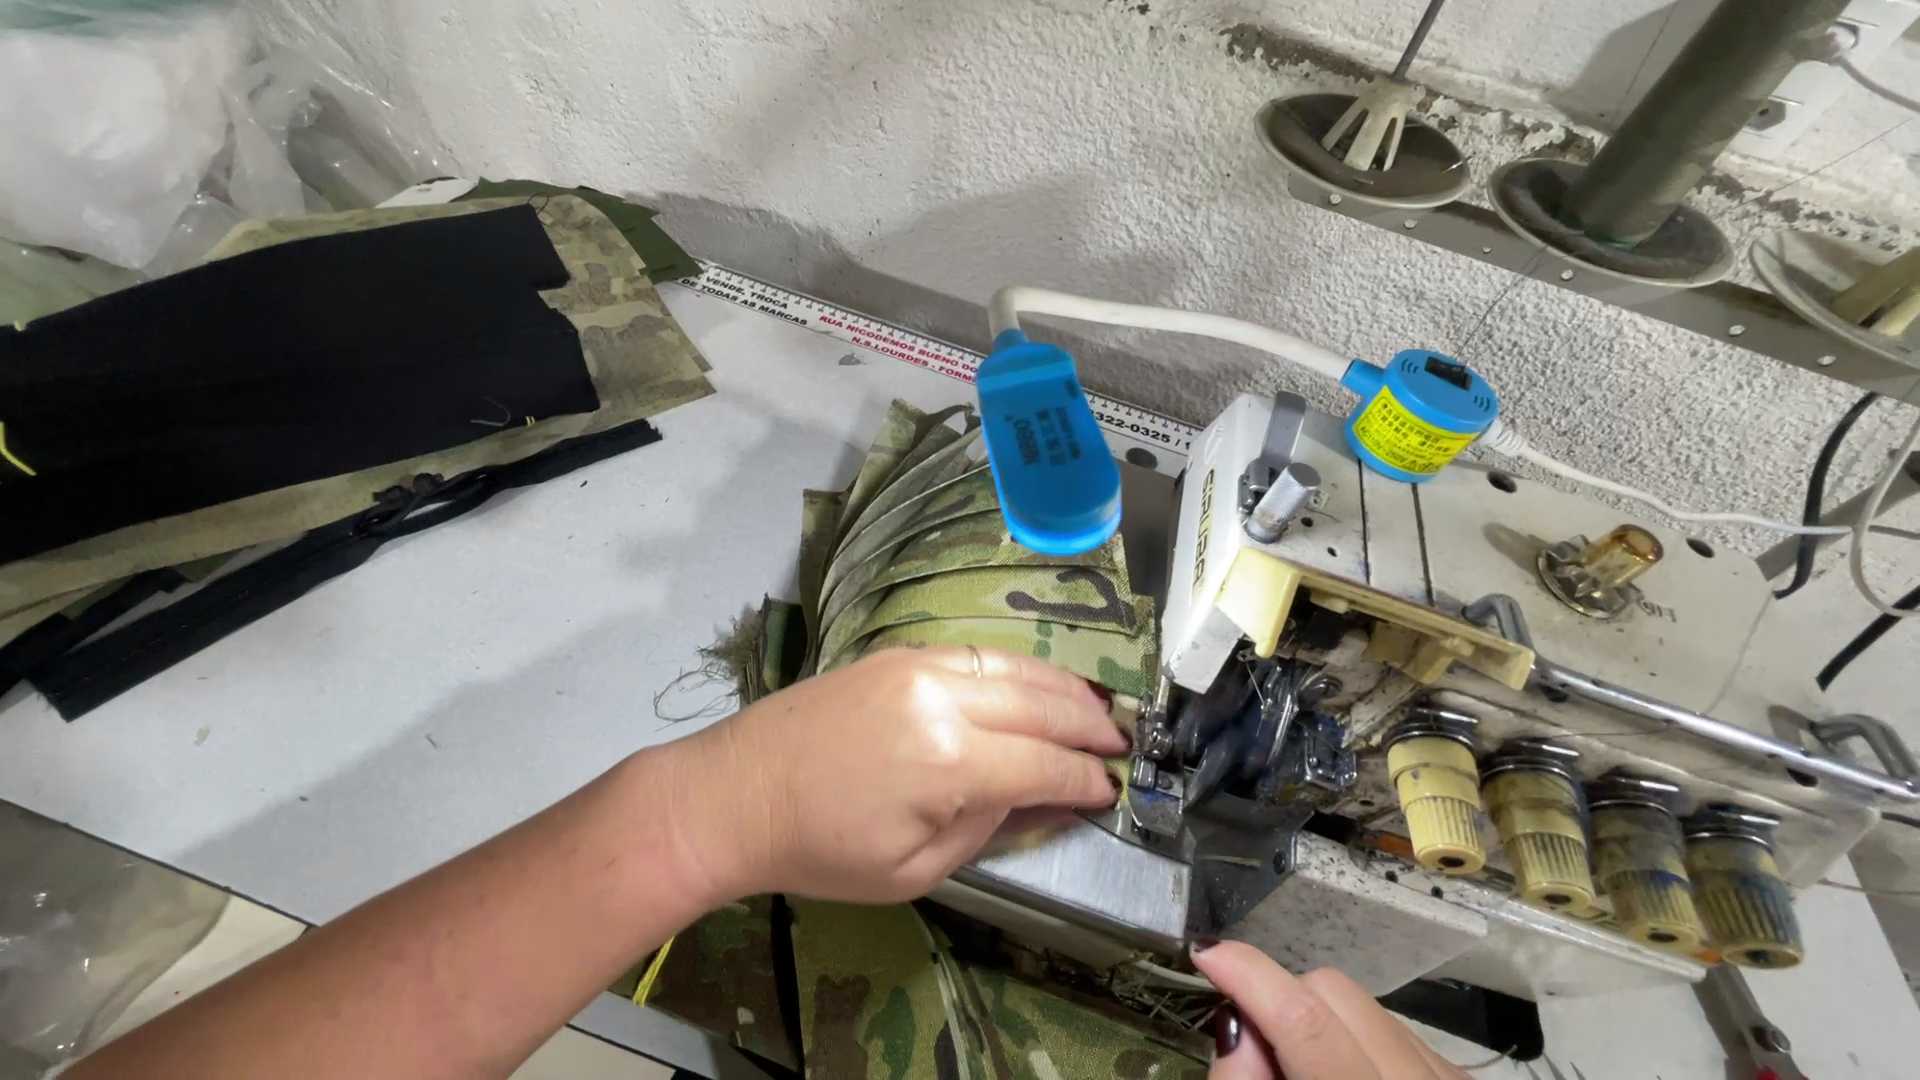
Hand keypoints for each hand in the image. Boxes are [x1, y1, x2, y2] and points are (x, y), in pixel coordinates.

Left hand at [649, 646, 1124, 905]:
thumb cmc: (821, 850)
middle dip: (1088, 724)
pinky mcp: (898, 653)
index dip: (1083, 779)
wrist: (738, 792)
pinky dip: (1017, 669)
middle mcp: (941, 699)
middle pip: (1039, 704)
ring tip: (1095, 707)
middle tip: (1121, 742)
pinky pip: (976, 654)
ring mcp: (917, 665)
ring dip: (1062, 687)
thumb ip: (986, 826)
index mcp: (947, 762)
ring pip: (1013, 667)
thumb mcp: (913, 869)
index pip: (1042, 764)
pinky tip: (1035, 683)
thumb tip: (1038, 794)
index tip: (1110, 790)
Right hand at [1192, 942, 1469, 1078]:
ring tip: (1302, 1072)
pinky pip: (1392, 1026)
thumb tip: (1237, 1029)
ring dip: (1318, 1019)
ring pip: (1363, 1003)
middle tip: (1257, 1053)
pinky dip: (1354, 1038)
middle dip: (1281, 1002)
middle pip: (1331, 993)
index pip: (1308, 1024)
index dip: (1250, 978)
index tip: (1205, 955)